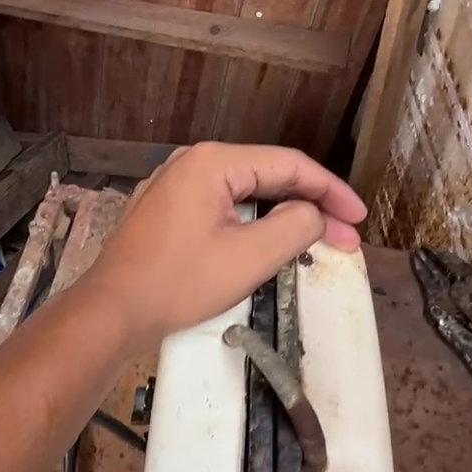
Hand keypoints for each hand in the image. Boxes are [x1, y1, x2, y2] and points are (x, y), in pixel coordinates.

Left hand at [71, 142, 366, 350]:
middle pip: (265, 174)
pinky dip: (249, 220)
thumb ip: (295, 225)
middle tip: (344, 238)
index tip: (359, 219)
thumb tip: (313, 212)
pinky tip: (268, 239)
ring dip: (280, 214)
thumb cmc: (180, 283)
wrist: (113, 310)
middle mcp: (191, 161)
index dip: (331, 190)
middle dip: (309, 204)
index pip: (288, 164)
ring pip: (242, 191)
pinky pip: (219, 204)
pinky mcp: (164, 207)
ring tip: (314, 241)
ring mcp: (173, 183)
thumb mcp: (250, 257)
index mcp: (212, 162)